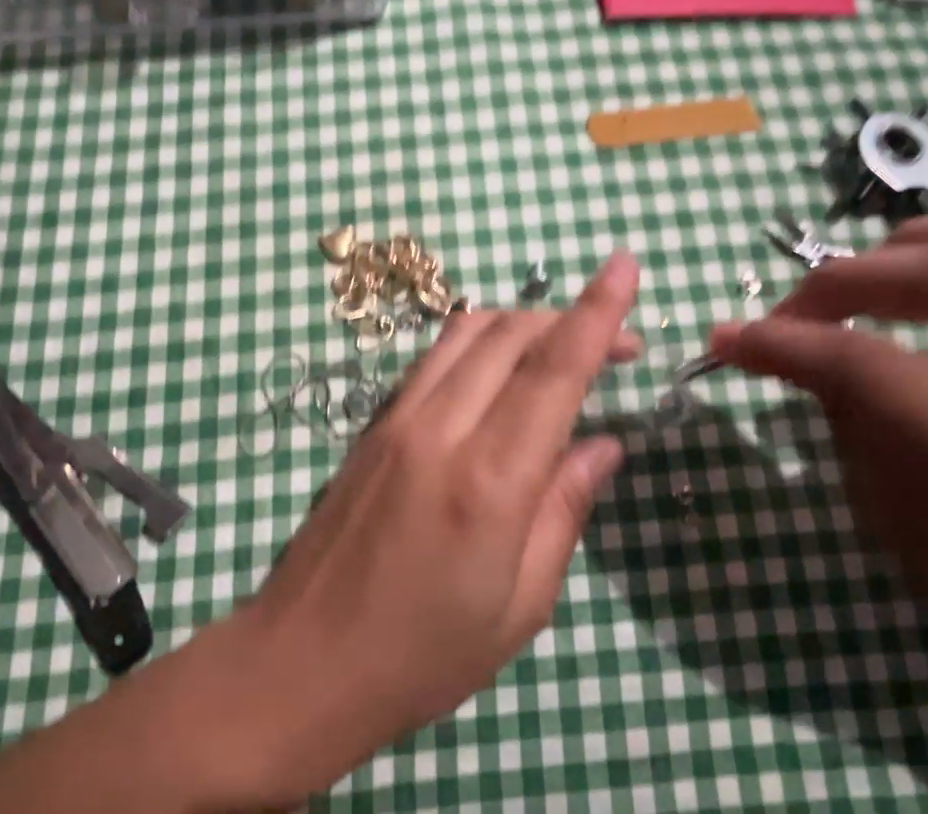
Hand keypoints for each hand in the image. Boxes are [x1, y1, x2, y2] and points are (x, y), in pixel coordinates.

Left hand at [185, 252, 641, 803]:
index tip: (627, 265)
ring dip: (521, 324)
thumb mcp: (519, 607)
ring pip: (464, 334)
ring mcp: (394, 421)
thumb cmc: (421, 656)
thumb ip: (564, 513)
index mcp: (488, 482)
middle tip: (619, 343)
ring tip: (562, 349)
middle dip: (570, 317)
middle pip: (509, 333)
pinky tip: (499, 374)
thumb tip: (604, 445)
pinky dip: (477, 345)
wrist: (300, 662)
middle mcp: (439, 430)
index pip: (553, 370)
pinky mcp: (369, 427)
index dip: (596, 311)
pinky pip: (432, 361)